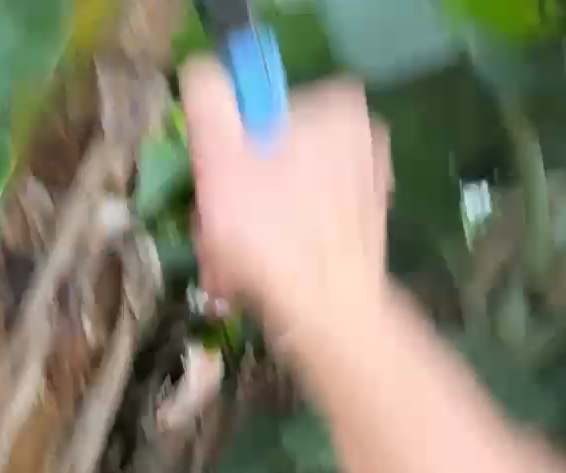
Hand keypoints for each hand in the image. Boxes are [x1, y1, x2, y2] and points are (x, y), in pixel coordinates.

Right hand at [181, 58, 391, 340]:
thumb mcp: (222, 167)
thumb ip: (210, 108)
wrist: (325, 310)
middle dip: (232, 205)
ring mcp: (365, 179)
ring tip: (233, 266)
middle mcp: (359, 132)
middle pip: (266, 162)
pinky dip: (275, 245)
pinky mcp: (363, 221)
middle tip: (216, 241)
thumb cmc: (269, 239)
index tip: (211, 197)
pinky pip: (301, 223)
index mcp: (331, 107)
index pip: (253, 121)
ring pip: (279, 197)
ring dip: (245, 232)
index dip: (222, 161)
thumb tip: (199, 70)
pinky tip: (260, 272)